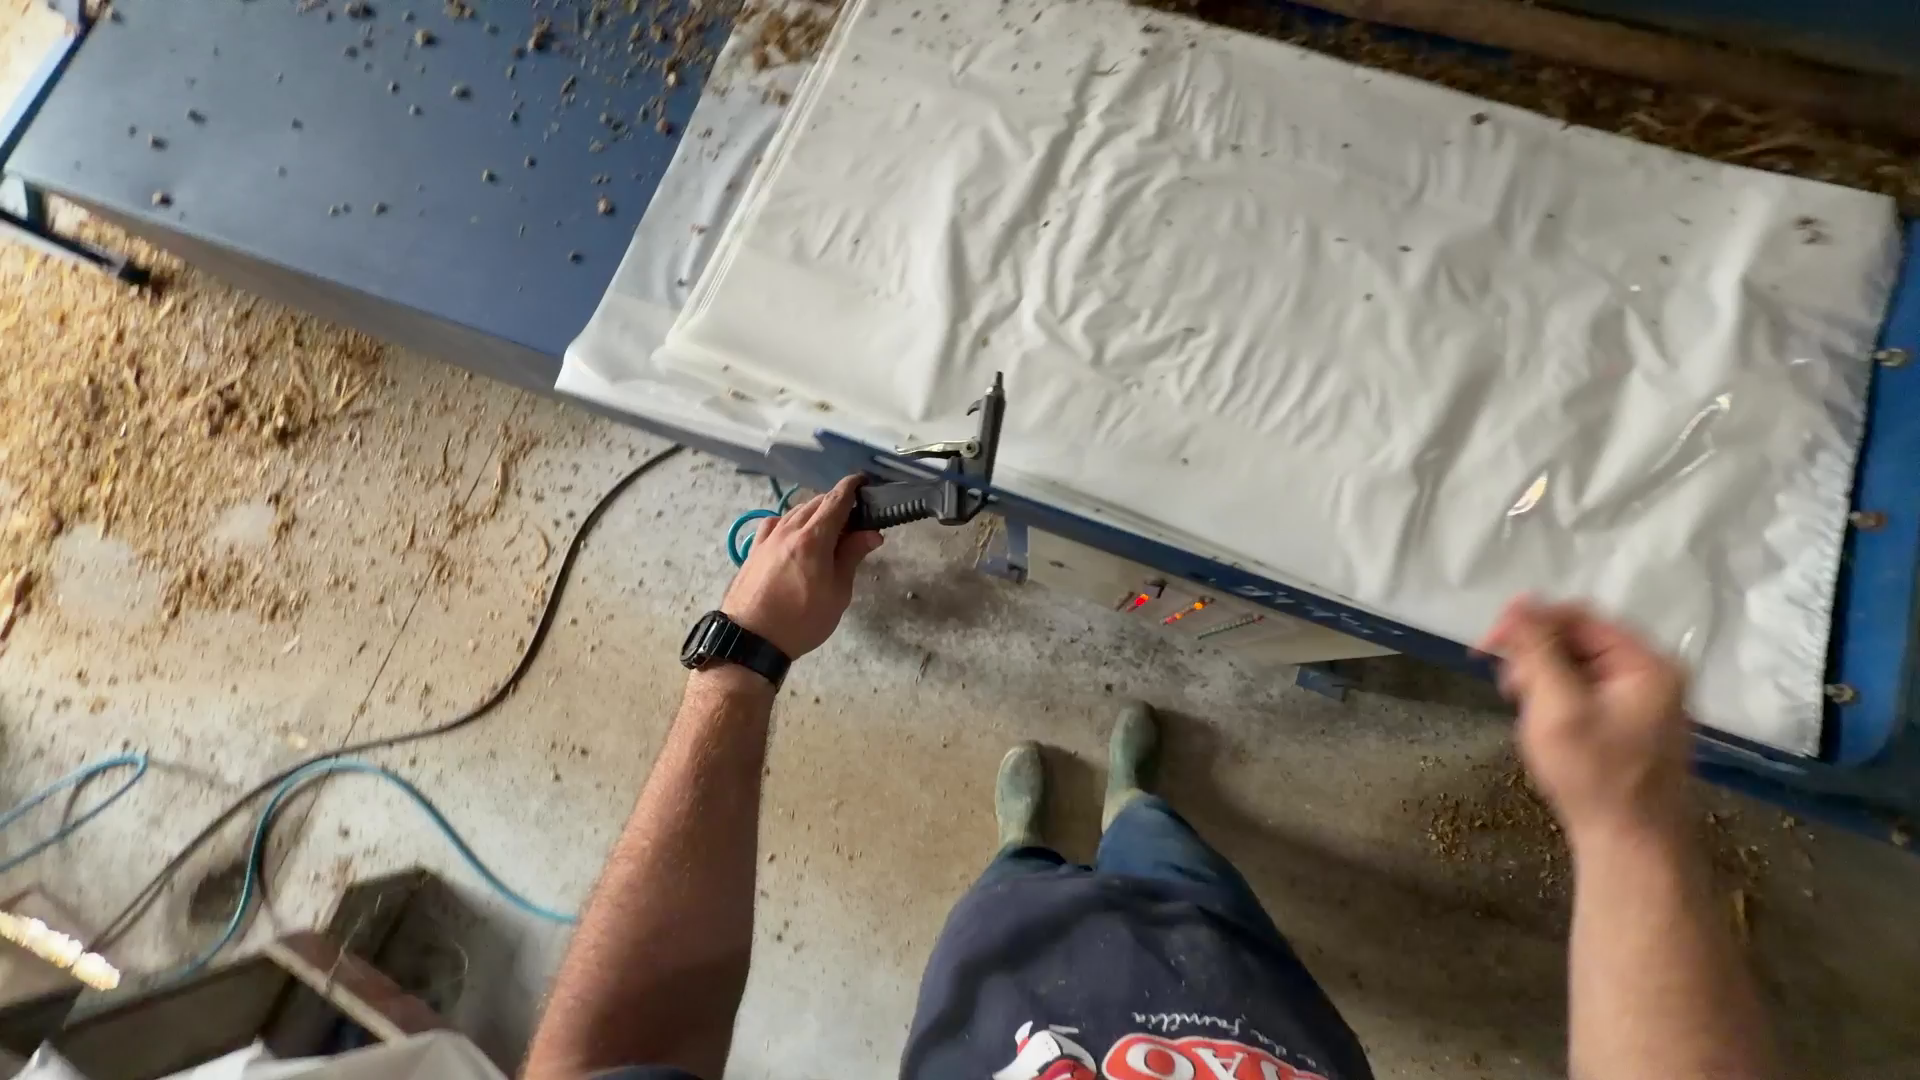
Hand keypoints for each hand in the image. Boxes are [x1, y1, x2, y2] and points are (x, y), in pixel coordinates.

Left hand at [721, 476, 883, 658]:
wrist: (750, 639)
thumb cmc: (801, 620)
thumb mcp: (837, 593)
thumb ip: (852, 557)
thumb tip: (872, 533)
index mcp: (814, 537)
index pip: (837, 500)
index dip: (852, 487)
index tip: (864, 482)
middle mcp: (789, 529)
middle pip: (816, 503)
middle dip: (837, 503)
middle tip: (855, 517)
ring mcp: (768, 537)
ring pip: (795, 511)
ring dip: (815, 512)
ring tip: (829, 527)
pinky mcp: (754, 549)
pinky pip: (776, 523)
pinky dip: (791, 521)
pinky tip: (795, 533)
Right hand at [1480, 597, 1693, 849]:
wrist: (1630, 840)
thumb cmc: (1592, 772)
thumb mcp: (1556, 704)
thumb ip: (1538, 649)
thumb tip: (1520, 601)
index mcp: (1644, 664)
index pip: (1577, 616)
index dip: (1528, 622)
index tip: (1487, 646)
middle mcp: (1649, 673)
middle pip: (1576, 637)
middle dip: (1532, 655)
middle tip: (1505, 685)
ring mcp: (1640, 697)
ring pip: (1574, 662)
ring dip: (1538, 675)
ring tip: (1520, 703)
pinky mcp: (1626, 717)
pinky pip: (1581, 685)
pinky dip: (1552, 693)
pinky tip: (1538, 716)